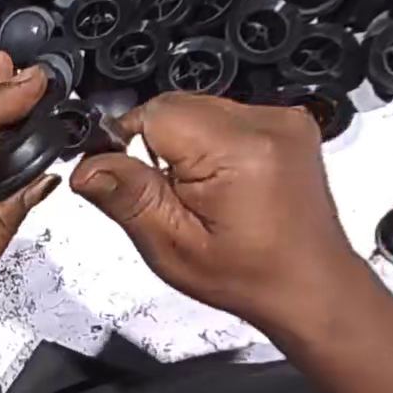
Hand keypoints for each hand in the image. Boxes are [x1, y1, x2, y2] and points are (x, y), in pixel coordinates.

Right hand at [70, 92, 372, 332]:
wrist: (306, 285)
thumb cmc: (246, 275)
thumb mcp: (170, 246)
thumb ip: (127, 198)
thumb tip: (86, 167)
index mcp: (239, 151)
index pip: (153, 112)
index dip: (125, 143)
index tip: (124, 181)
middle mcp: (266, 124)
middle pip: (173, 106)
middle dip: (152, 147)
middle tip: (162, 198)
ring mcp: (280, 120)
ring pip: (194, 110)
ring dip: (178, 147)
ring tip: (192, 195)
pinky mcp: (284, 124)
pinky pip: (220, 118)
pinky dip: (203, 146)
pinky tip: (212, 184)